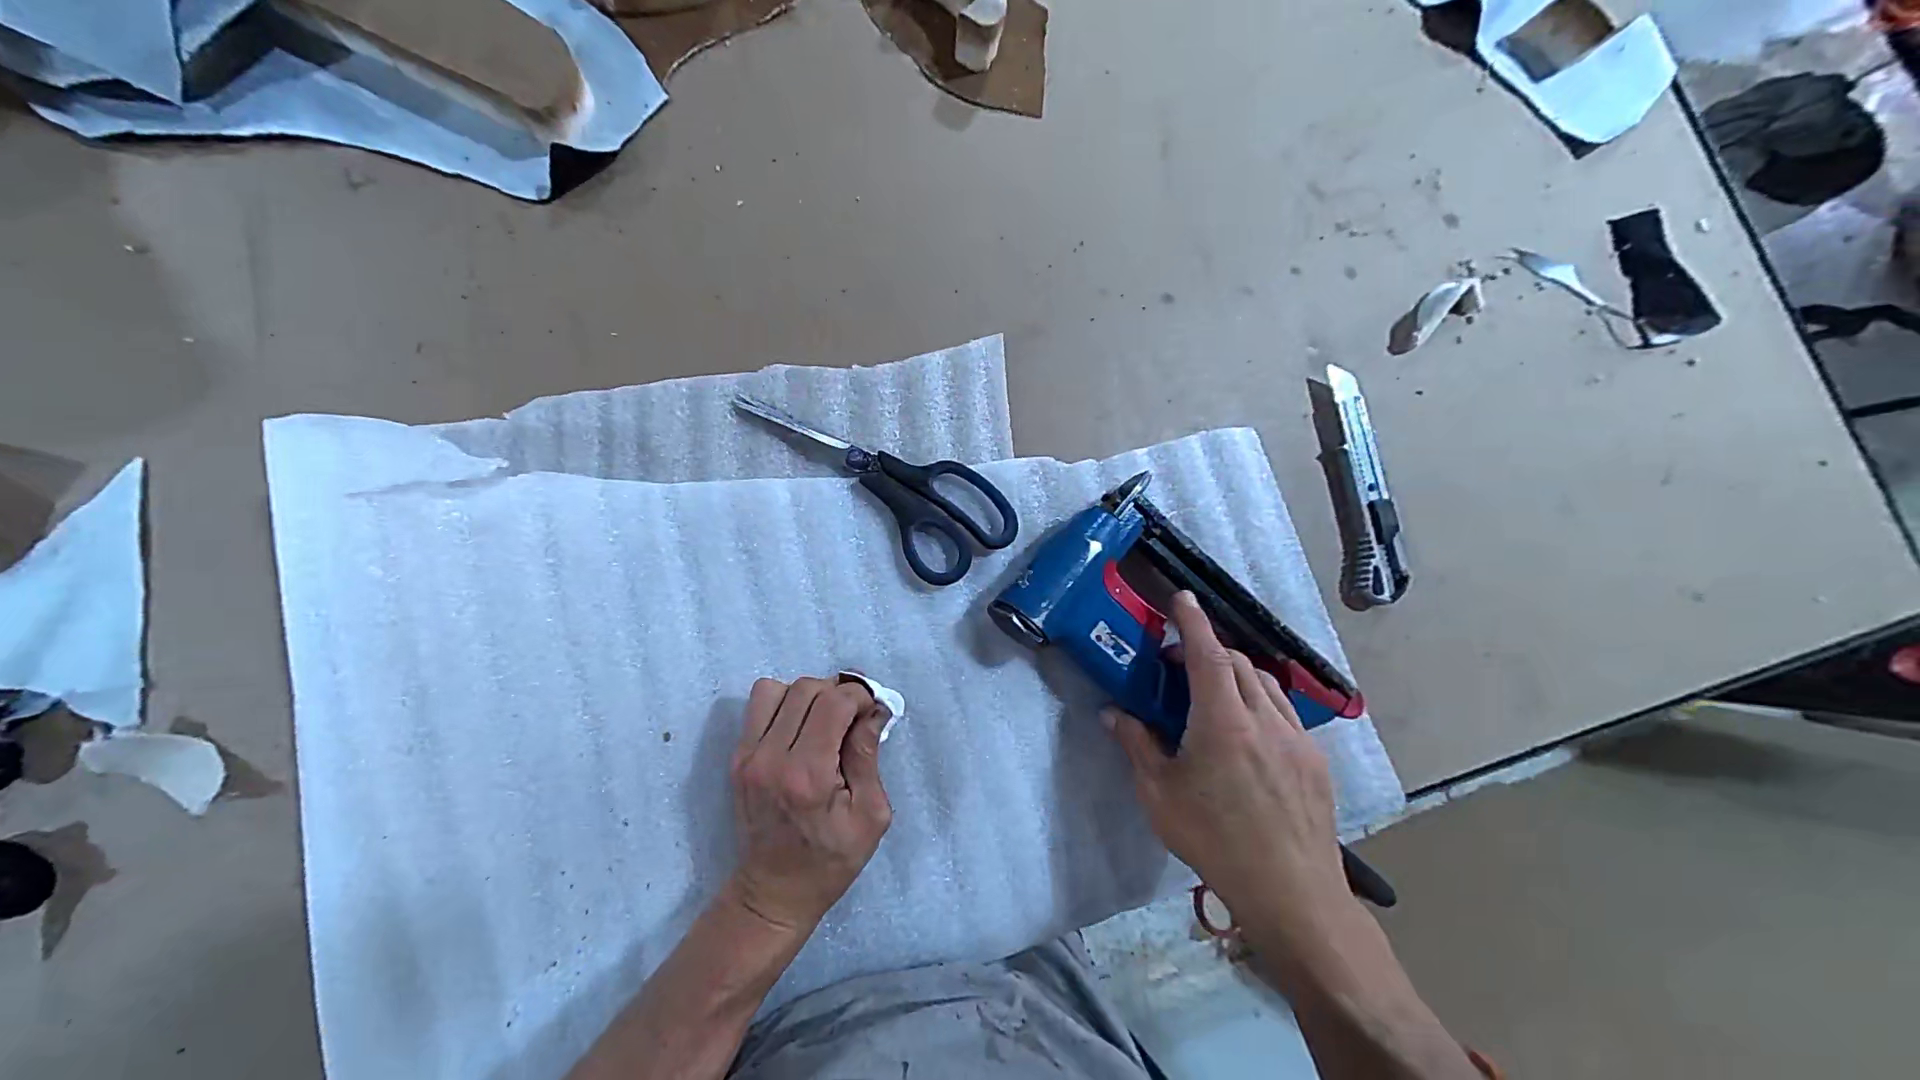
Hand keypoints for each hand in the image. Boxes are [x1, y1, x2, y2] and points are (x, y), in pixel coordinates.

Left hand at [726, 676, 892, 933]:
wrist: (774, 891)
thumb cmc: (830, 860)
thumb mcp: (871, 815)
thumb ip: (868, 756)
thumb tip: (873, 710)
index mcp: (808, 775)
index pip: (833, 702)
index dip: (860, 696)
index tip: (872, 712)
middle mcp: (771, 758)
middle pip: (806, 688)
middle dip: (837, 693)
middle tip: (853, 717)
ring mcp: (748, 756)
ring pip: (776, 688)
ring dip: (806, 695)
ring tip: (824, 719)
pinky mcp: (738, 757)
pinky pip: (759, 705)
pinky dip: (784, 705)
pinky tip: (801, 729)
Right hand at [1104, 592, 1351, 939]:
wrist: (1291, 892)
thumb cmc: (1215, 841)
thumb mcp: (1160, 795)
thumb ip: (1137, 745)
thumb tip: (1114, 714)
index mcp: (1223, 722)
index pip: (1208, 654)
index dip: (1193, 621)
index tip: (1182, 598)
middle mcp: (1265, 719)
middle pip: (1239, 663)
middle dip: (1209, 651)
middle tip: (1179, 668)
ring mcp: (1297, 739)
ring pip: (1267, 685)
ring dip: (1237, 675)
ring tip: (1213, 696)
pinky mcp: (1316, 761)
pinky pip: (1286, 713)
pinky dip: (1261, 704)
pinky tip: (1248, 735)